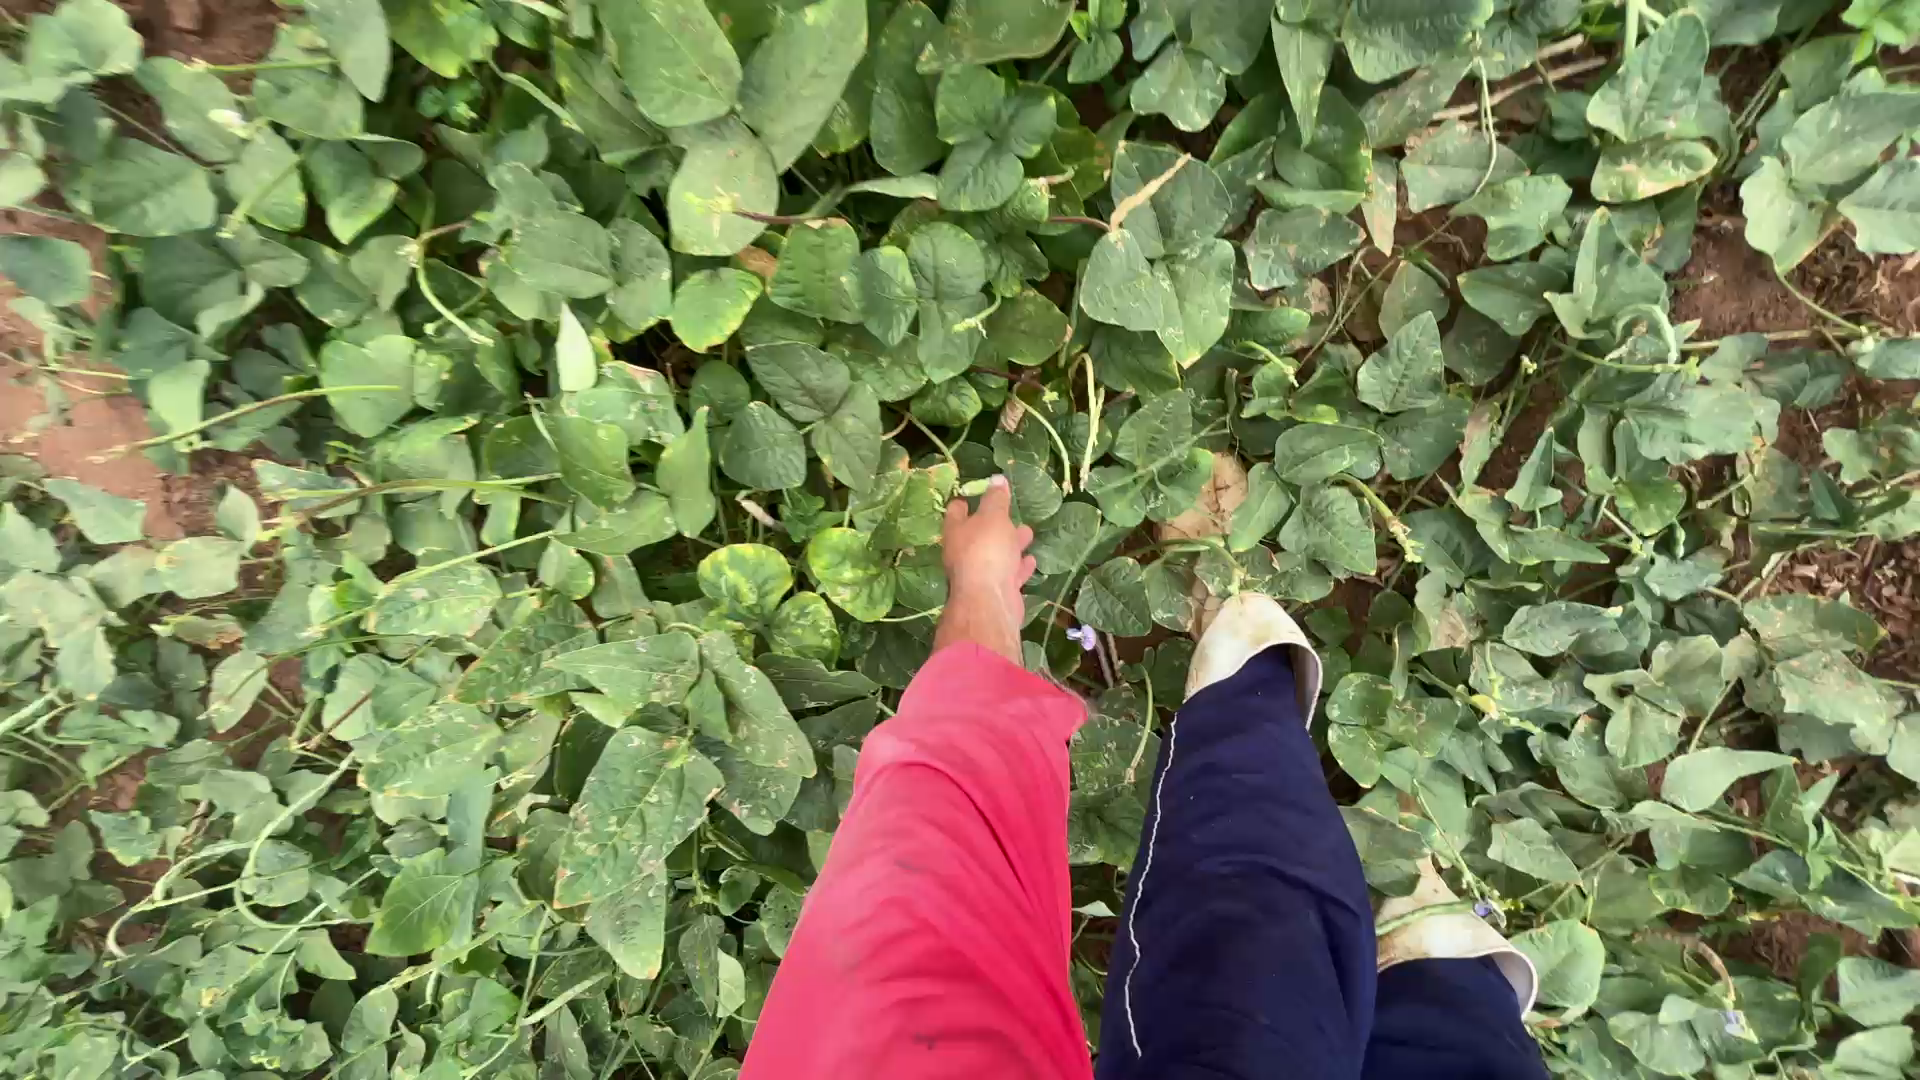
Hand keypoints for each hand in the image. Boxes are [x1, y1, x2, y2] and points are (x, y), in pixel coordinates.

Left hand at [934, 475, 1035, 663]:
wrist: (990, 600)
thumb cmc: (986, 551)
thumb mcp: (993, 517)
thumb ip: (996, 499)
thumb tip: (997, 479)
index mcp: (956, 532)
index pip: (956, 512)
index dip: (964, 502)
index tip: (972, 496)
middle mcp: (963, 553)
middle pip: (978, 534)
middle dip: (995, 524)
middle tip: (1009, 514)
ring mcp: (979, 574)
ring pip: (996, 554)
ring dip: (1011, 544)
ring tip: (1027, 533)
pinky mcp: (995, 590)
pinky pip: (1008, 574)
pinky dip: (1018, 566)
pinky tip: (1030, 560)